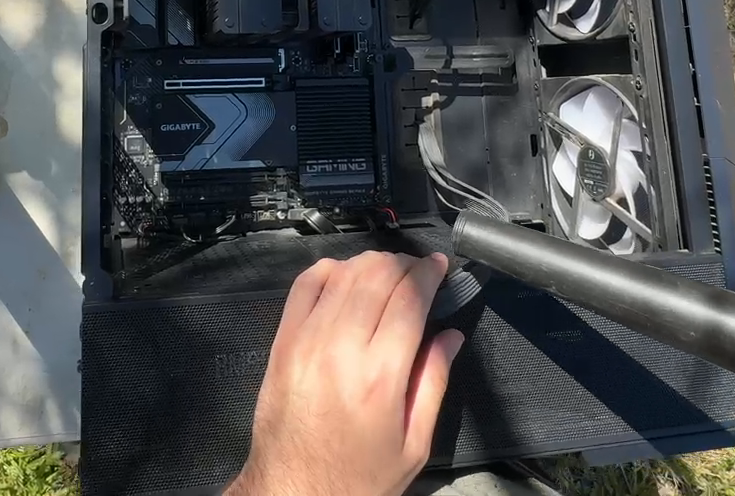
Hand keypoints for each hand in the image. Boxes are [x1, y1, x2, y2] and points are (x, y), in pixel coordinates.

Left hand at [226, 252, 466, 495]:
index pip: (409, 298)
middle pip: (377, 276)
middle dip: (405, 263)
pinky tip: (346, 274)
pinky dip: (330, 268)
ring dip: (371, 262)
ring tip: (389, 271)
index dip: (429, 272)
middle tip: (419, 270)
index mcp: (380, 376)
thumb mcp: (413, 444)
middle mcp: (341, 347)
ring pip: (344, 272)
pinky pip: (306, 283)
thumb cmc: (358, 476)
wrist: (294, 492)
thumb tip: (451, 334)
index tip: (440, 265)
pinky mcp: (283, 338)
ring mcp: (306, 338)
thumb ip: (434, 381)